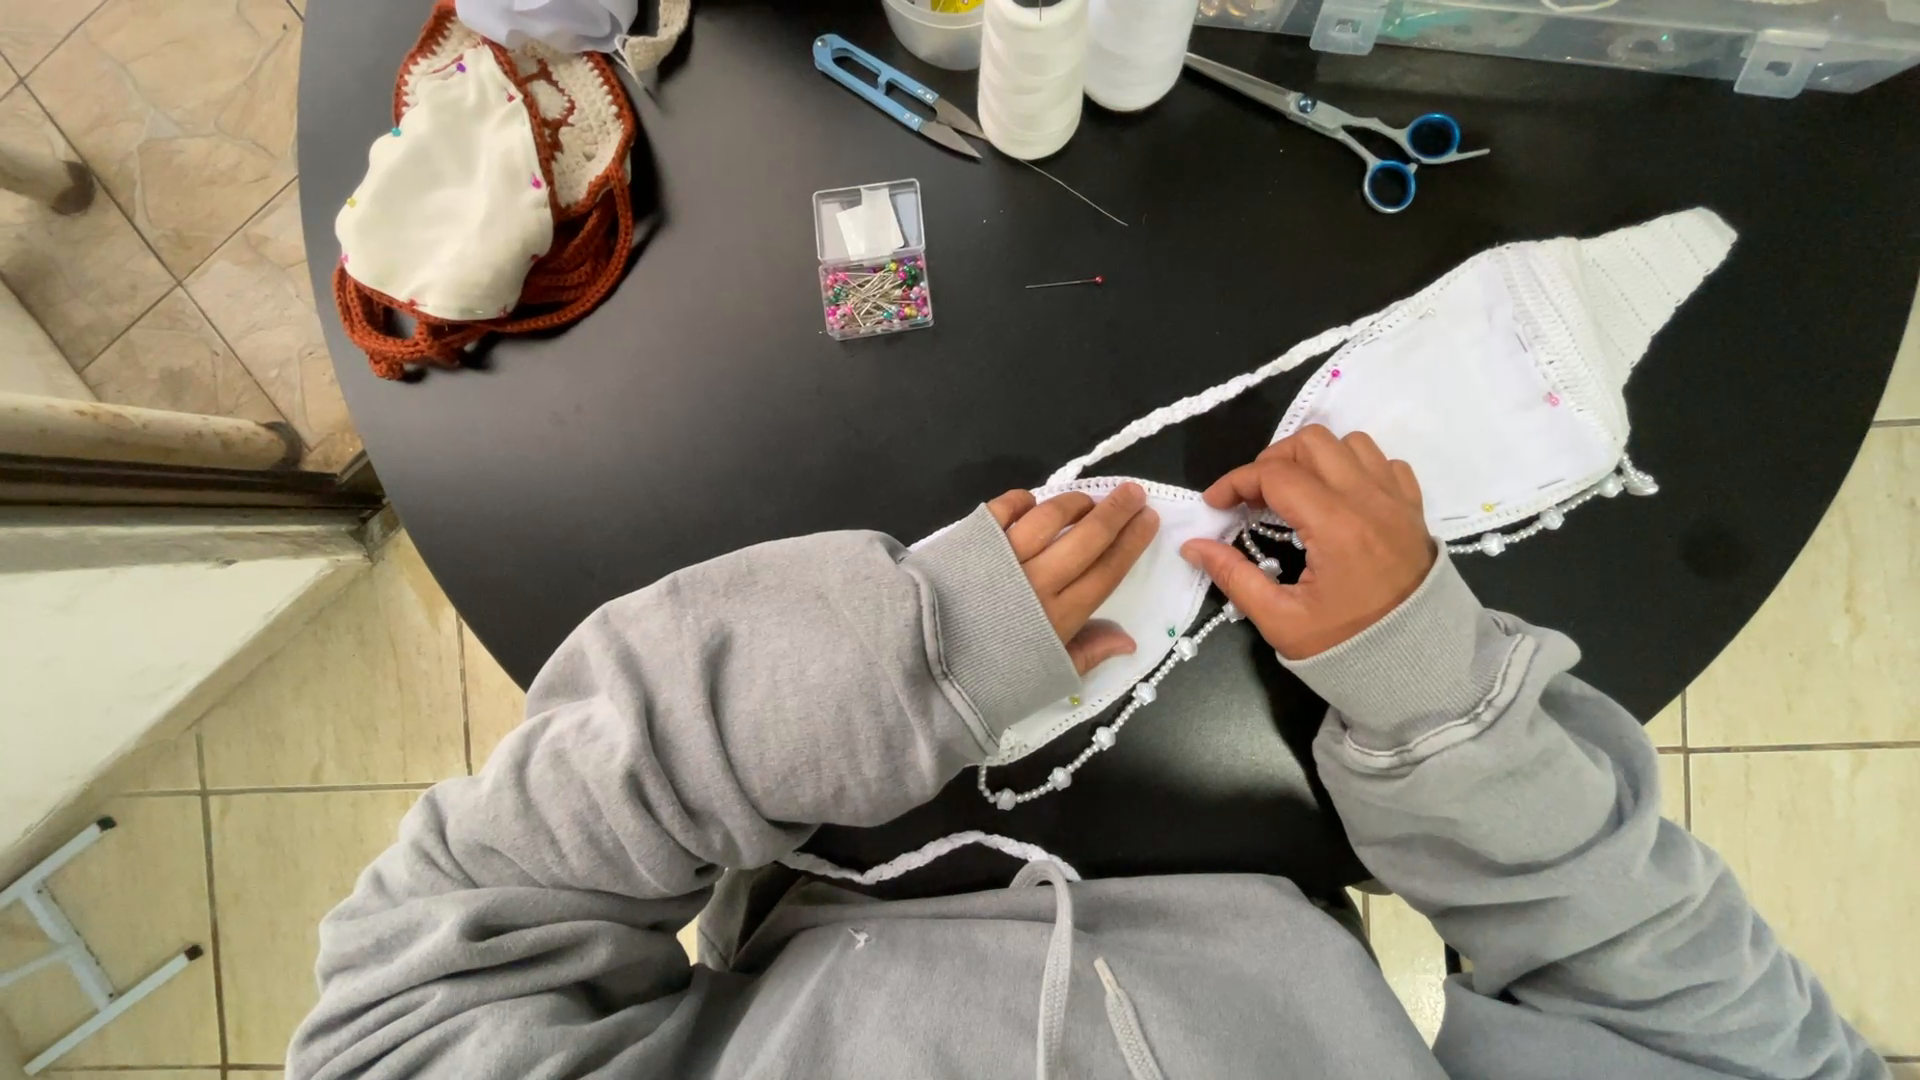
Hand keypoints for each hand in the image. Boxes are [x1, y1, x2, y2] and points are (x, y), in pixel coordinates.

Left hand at [987, 483, 1158, 674]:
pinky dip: (1022, 501)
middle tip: (1132, 493)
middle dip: (1116, 512)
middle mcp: (1036, 582)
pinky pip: (1004, 510)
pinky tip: (1033, 502)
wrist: (917, 663)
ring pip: (1049, 518)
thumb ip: (1086, 654)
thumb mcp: (1041, 678)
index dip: (1131, 543)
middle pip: (1087, 538)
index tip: (1148, 519)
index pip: (1107, 570)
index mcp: (1058, 617)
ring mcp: (1002, 558)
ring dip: (1073, 503)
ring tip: (1087, 500)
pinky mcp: (971, 541)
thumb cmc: (984, 677)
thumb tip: (1128, 640)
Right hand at [1180, 426, 1434, 659]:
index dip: (1235, 481)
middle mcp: (1369, 500)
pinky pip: (1384, 463)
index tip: (1215, 504)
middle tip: (1253, 497)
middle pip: (1312, 442)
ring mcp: (1397, 501)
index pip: (1275, 475)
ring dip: (1314, 459)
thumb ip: (1233, 576)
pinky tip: (1336, 497)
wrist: (1419, 665)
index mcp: (1335, 526)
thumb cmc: (1345, 645)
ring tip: (1294, 492)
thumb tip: (1192, 546)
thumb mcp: (1279, 619)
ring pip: (1351, 443)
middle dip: (1271, 461)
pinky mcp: (1414, 509)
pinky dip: (1353, 468)